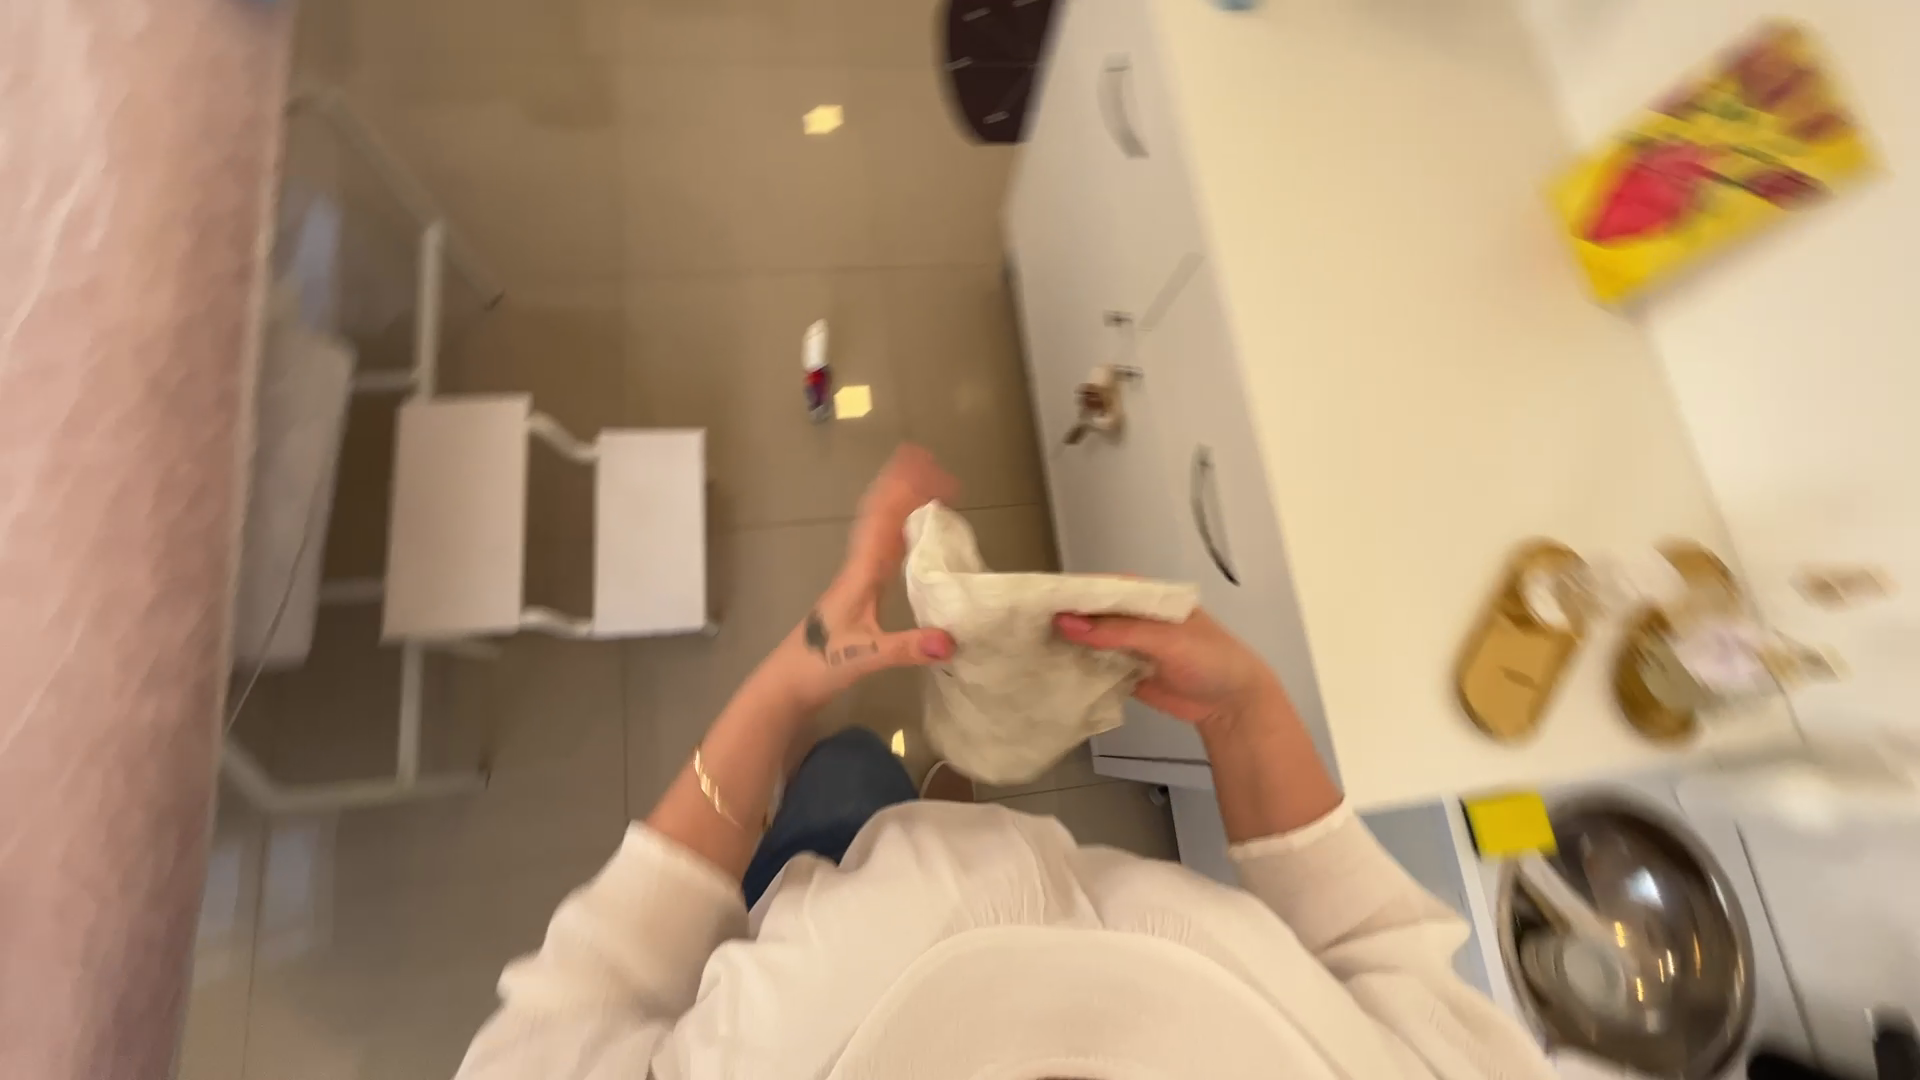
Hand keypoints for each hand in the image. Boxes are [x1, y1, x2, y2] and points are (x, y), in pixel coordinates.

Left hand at [769, 445, 958, 710]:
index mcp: (860, 574)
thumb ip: (906, 648)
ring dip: (898, 499)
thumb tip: (951, 640)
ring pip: (879, 526)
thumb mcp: (865, 657)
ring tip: (923, 479)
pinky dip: (897, 526)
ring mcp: (858, 577)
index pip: (884, 523)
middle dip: (903, 485)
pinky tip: (909, 527)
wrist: (789, 682)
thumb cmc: (820, 665)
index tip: (932, 472)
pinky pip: (881, 545)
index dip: (905, 494)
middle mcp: (859, 567)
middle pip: (880, 514)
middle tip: (932, 461)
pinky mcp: (860, 589)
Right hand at [1053, 608, 1284, 734]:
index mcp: (1148, 598)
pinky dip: (1077, 667)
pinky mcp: (1126, 672)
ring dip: (1068, 643)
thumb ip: (1116, 631)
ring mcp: (1130, 646)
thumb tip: (1065, 622)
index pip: (1103, 586)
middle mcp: (1135, 618)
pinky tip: (1053, 668)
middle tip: (1027, 623)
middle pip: (1092, 613)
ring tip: (1030, 644)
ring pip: (1091, 640)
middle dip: (1065, 618)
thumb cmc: (1210, 660)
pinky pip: (1096, 666)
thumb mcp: (1164, 639)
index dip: (1074, 591)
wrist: (1234, 706)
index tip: (1040, 597)